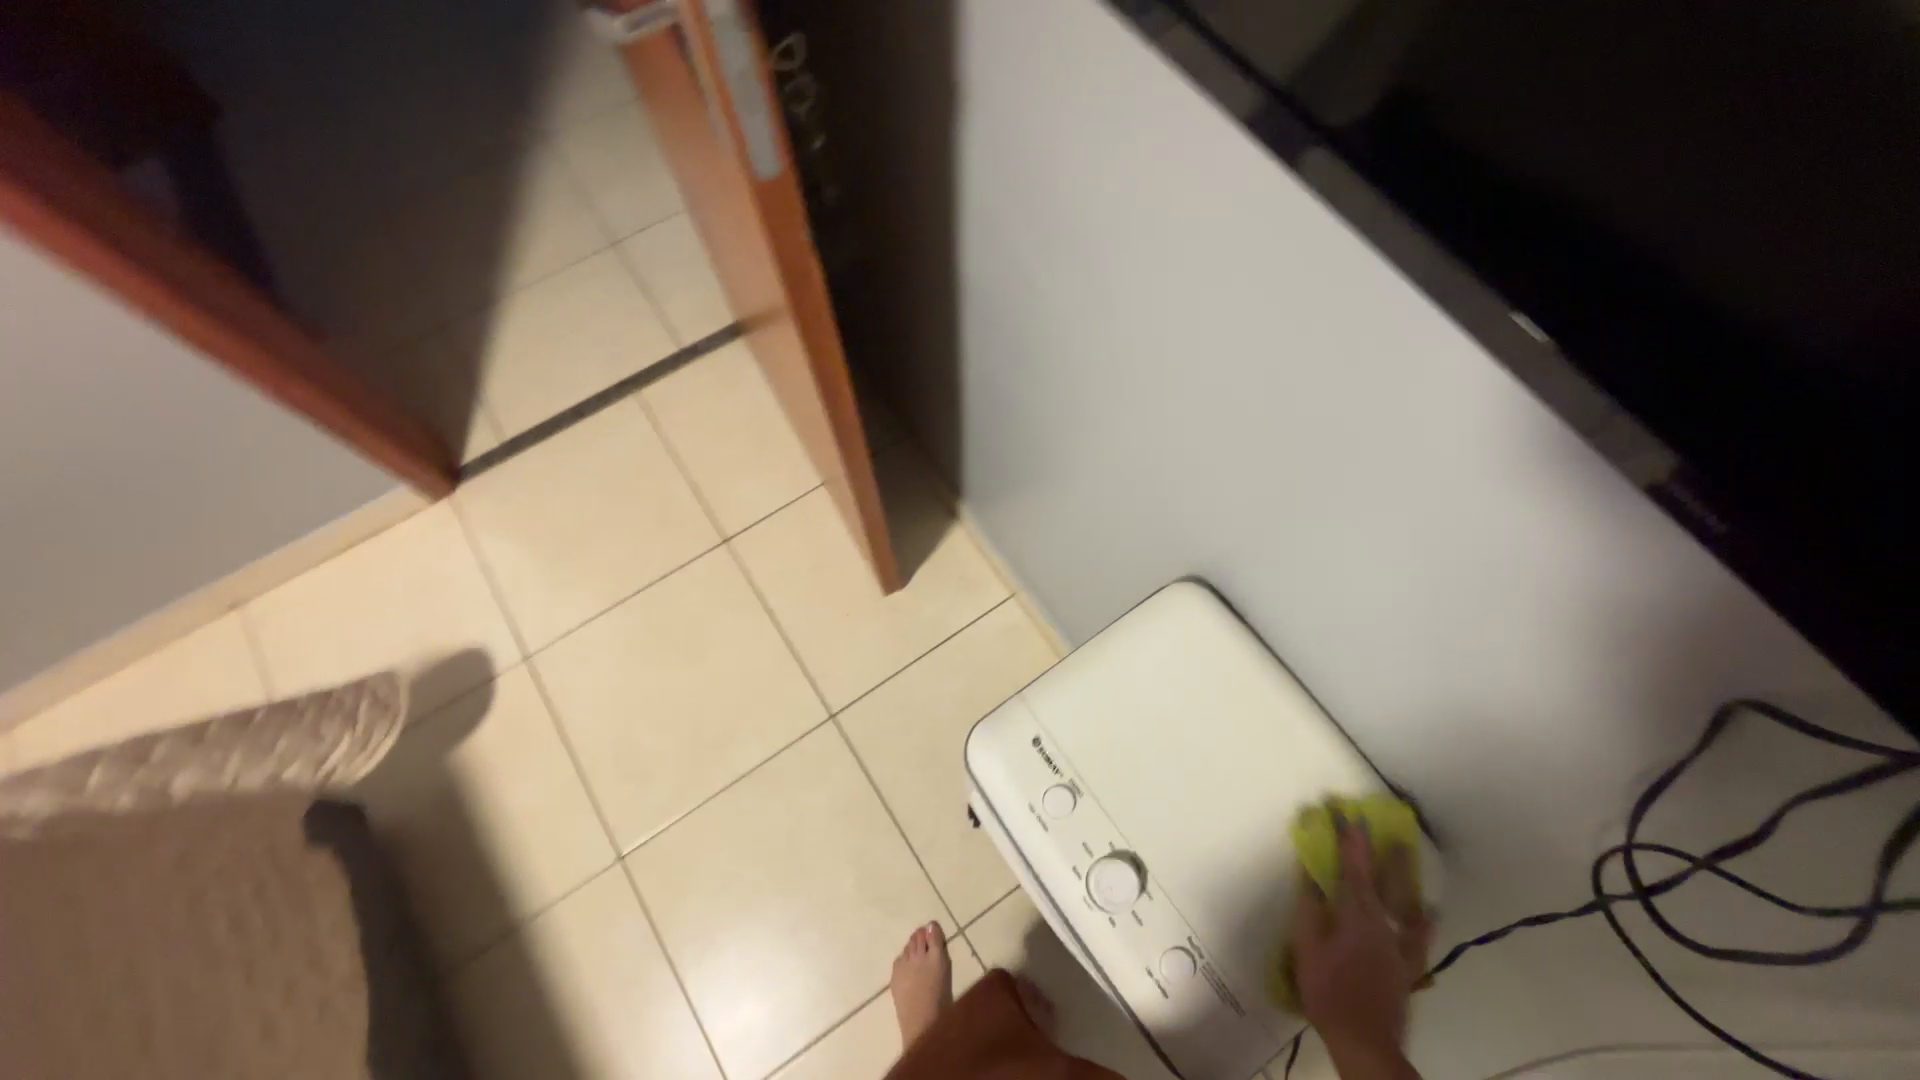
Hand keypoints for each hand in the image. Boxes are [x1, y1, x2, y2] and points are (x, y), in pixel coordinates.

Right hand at [1289, 817, 1431, 1068]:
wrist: (1364, 1039)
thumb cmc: (1327, 991)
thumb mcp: (1306, 949)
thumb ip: (1310, 909)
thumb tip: (1310, 875)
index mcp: (1355, 916)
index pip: (1351, 869)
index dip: (1348, 841)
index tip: (1345, 813)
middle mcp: (1381, 923)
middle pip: (1378, 879)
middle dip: (1372, 849)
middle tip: (1372, 822)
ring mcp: (1398, 944)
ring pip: (1401, 900)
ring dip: (1400, 872)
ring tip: (1403, 848)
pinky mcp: (1406, 964)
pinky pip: (1418, 937)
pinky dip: (1422, 920)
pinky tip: (1428, 910)